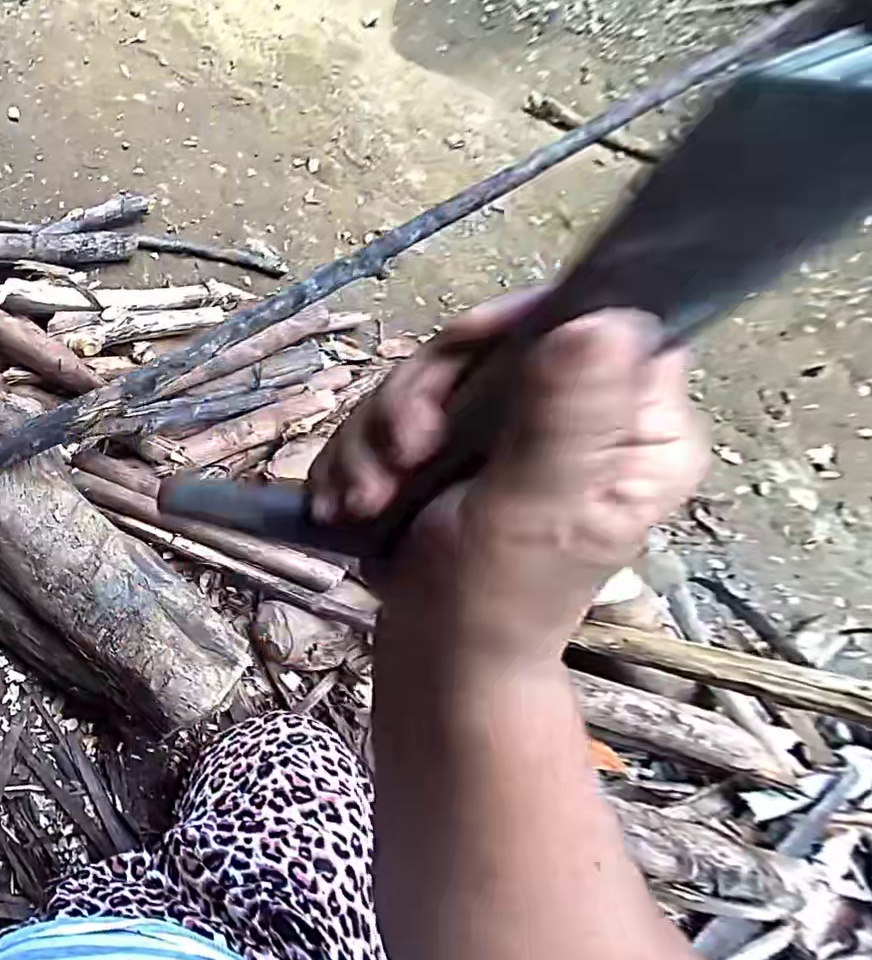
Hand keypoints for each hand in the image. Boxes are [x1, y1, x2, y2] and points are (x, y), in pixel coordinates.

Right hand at [309, 295, 706, 625]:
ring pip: (401, 396)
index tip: (455, 346)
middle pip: (463, 359)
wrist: (435, 640)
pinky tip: (341, 504)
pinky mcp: (421, 458)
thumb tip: (596, 319)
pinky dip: (344, 466)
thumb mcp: (537, 504)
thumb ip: (565, 417)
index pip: (577, 328)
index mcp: (617, 421)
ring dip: (366, 448)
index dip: (514, 324)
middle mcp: (548, 417)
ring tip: (363, 503)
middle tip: (399, 458)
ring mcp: (476, 437)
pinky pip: (365, 432)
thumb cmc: (499, 587)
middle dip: (408, 408)